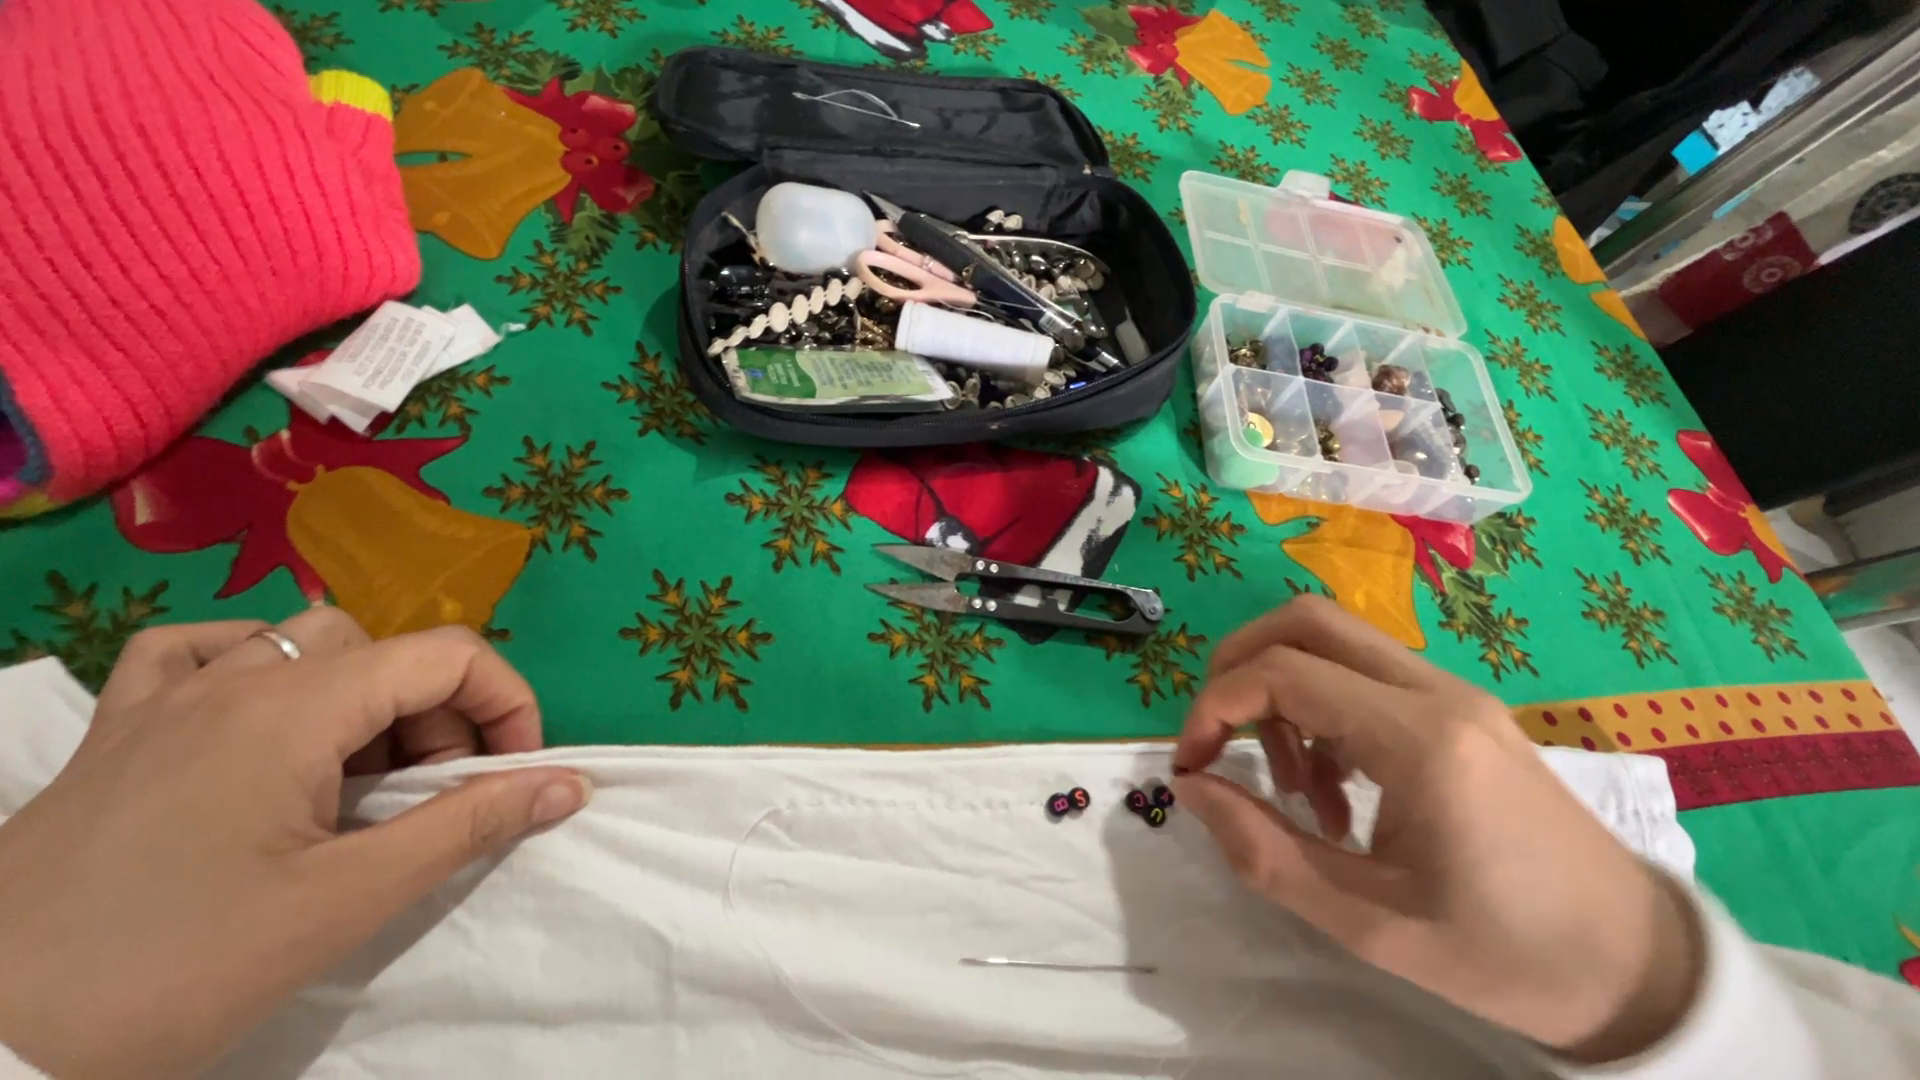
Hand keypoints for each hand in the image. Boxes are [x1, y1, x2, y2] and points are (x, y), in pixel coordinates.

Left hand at [0, 608, 590, 1078]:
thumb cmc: (176, 969)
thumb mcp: (346, 902)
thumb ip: (469, 826)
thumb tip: (568, 783)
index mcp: (293, 708)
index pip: (448, 656)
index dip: (506, 704)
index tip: (513, 775)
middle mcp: (233, 680)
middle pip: (385, 650)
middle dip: (437, 713)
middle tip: (430, 798)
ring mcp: (164, 701)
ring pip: (303, 642)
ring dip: (361, 693)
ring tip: (355, 775)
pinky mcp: (116, 736)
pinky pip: (196, 653)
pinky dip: (250, 663)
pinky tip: (259, 715)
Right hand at [1173, 596, 1703, 1062]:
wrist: (1641, 971)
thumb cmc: (1506, 957)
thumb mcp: (1366, 923)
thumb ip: (1263, 850)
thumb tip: (1191, 786)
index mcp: (1419, 740)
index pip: (1283, 673)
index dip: (1213, 708)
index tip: (1190, 766)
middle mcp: (1436, 693)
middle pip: (1306, 620)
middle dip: (1238, 666)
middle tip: (1218, 738)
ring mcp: (1454, 695)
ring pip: (1333, 641)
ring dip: (1282, 693)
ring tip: (1294, 791)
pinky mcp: (1460, 712)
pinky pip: (1364, 677)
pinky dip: (1320, 710)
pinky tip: (1334, 791)